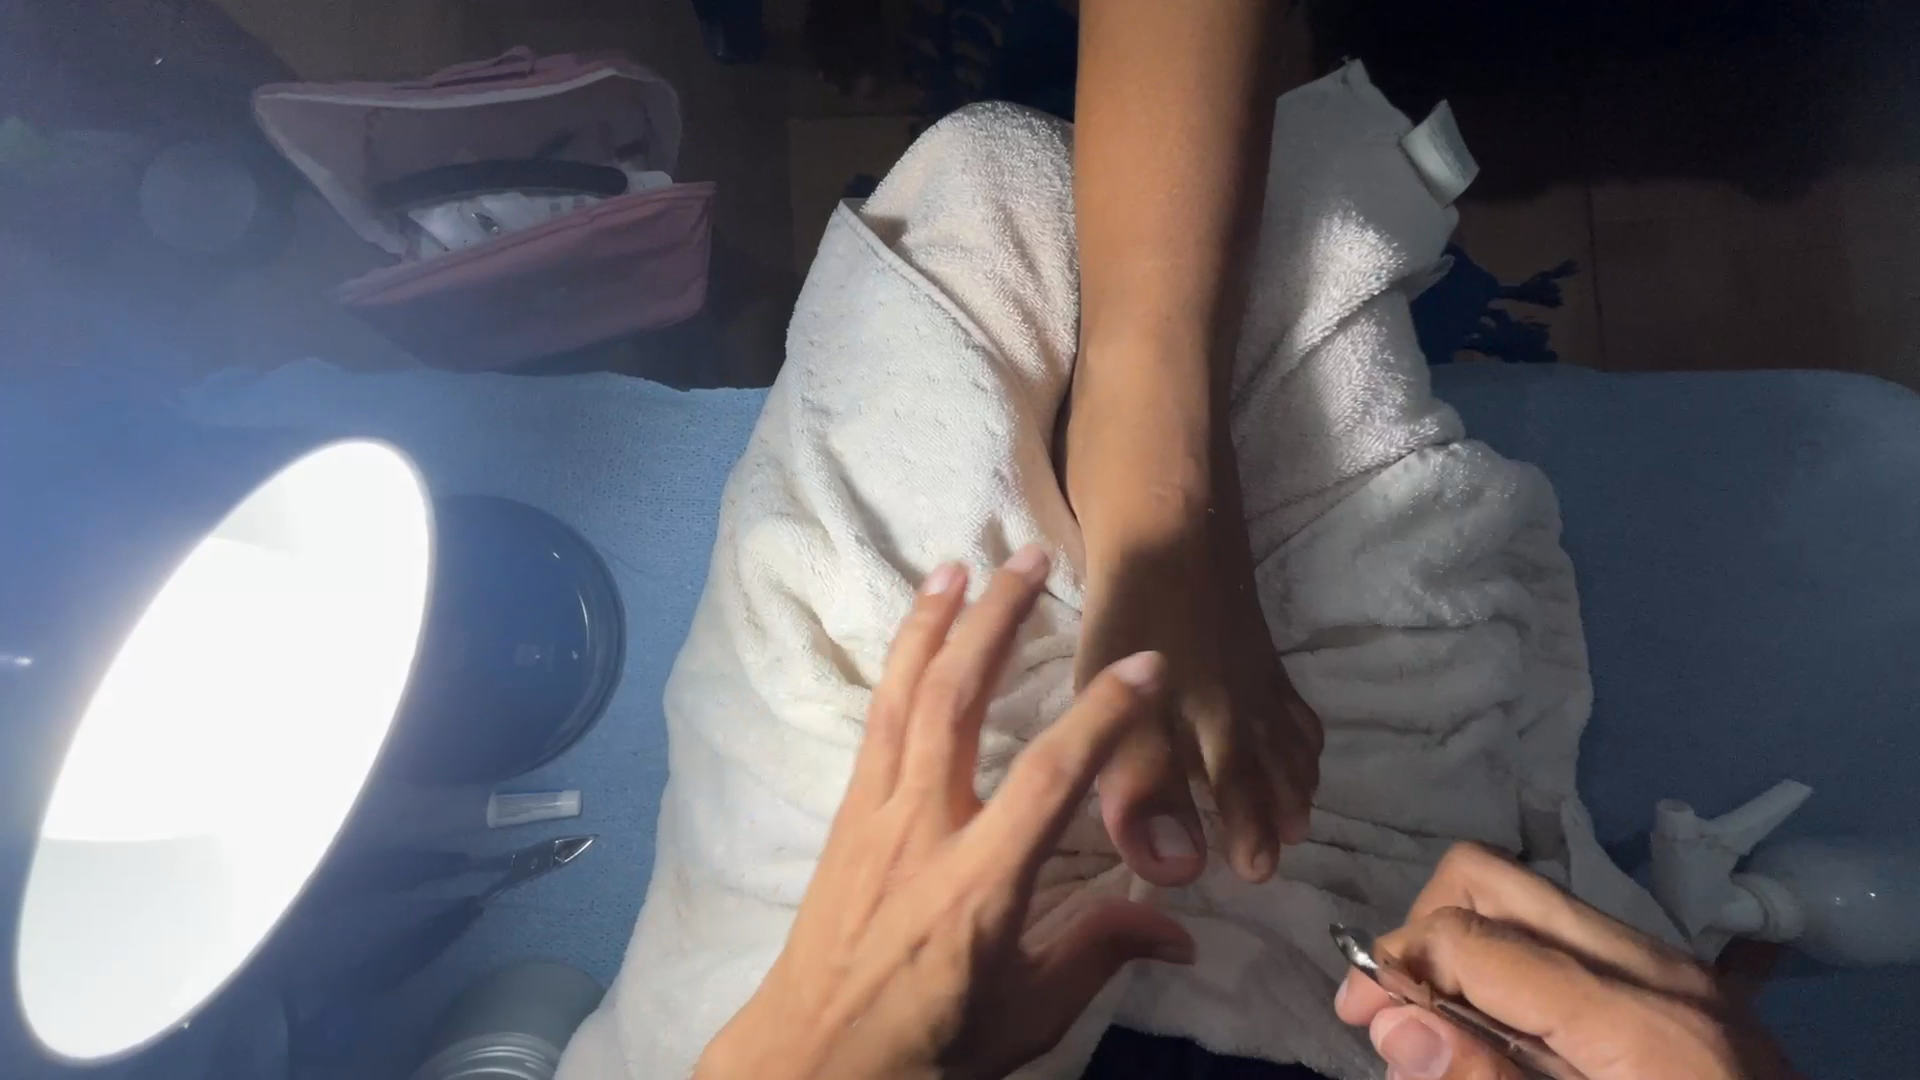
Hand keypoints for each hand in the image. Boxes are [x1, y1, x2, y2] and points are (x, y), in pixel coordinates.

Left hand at [697, 548, 1195, 1079]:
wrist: (808, 1062)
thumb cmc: (928, 1046)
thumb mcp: (1028, 1015)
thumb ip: (1101, 953)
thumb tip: (1180, 926)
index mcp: (979, 884)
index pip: (1051, 779)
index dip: (1103, 716)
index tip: (1144, 662)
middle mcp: (921, 827)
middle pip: (958, 699)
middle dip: (998, 620)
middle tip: (1032, 558)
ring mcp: (874, 809)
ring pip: (905, 694)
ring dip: (934, 621)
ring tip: (960, 564)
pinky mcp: (845, 808)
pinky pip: (875, 718)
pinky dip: (898, 663)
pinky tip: (914, 630)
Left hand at [1076, 528, 1322, 885]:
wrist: (1168, 536)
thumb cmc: (1128, 621)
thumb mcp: (1115, 711)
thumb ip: (1144, 790)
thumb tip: (1179, 869)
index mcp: (1212, 738)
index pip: (1239, 807)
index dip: (1248, 842)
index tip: (1252, 872)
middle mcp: (1247, 719)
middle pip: (1273, 781)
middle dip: (1276, 821)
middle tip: (1278, 851)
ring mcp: (1262, 682)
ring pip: (1292, 749)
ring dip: (1297, 785)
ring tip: (1296, 816)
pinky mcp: (1263, 650)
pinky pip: (1298, 707)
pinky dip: (1305, 737)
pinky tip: (1298, 744)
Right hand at [1334, 844, 1799, 1079]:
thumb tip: (1390, 1023)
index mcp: (1643, 1025)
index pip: (1467, 936)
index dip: (1396, 963)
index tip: (1362, 1013)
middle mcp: (1656, 968)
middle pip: (1484, 875)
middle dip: (1422, 926)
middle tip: (1406, 996)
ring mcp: (1674, 966)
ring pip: (1516, 890)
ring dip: (1461, 937)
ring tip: (1451, 1010)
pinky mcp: (1679, 978)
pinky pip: (1557, 927)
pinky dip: (1506, 953)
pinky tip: (1508, 1019)